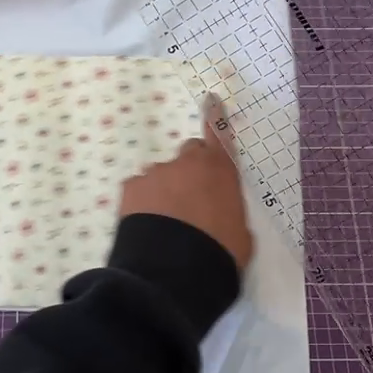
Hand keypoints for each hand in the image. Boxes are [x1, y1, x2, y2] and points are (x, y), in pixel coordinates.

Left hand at [119, 94, 254, 271]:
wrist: (173, 273)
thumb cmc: (219, 253)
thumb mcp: (240, 235)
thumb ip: (230, 213)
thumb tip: (220, 215)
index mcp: (220, 171)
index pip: (219, 133)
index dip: (215, 115)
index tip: (210, 98)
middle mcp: (187, 163)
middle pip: (189, 154)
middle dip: (191, 170)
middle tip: (190, 200)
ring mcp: (156, 172)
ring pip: (162, 176)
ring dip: (165, 192)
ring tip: (164, 226)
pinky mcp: (131, 187)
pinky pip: (140, 190)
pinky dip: (143, 203)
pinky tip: (146, 228)